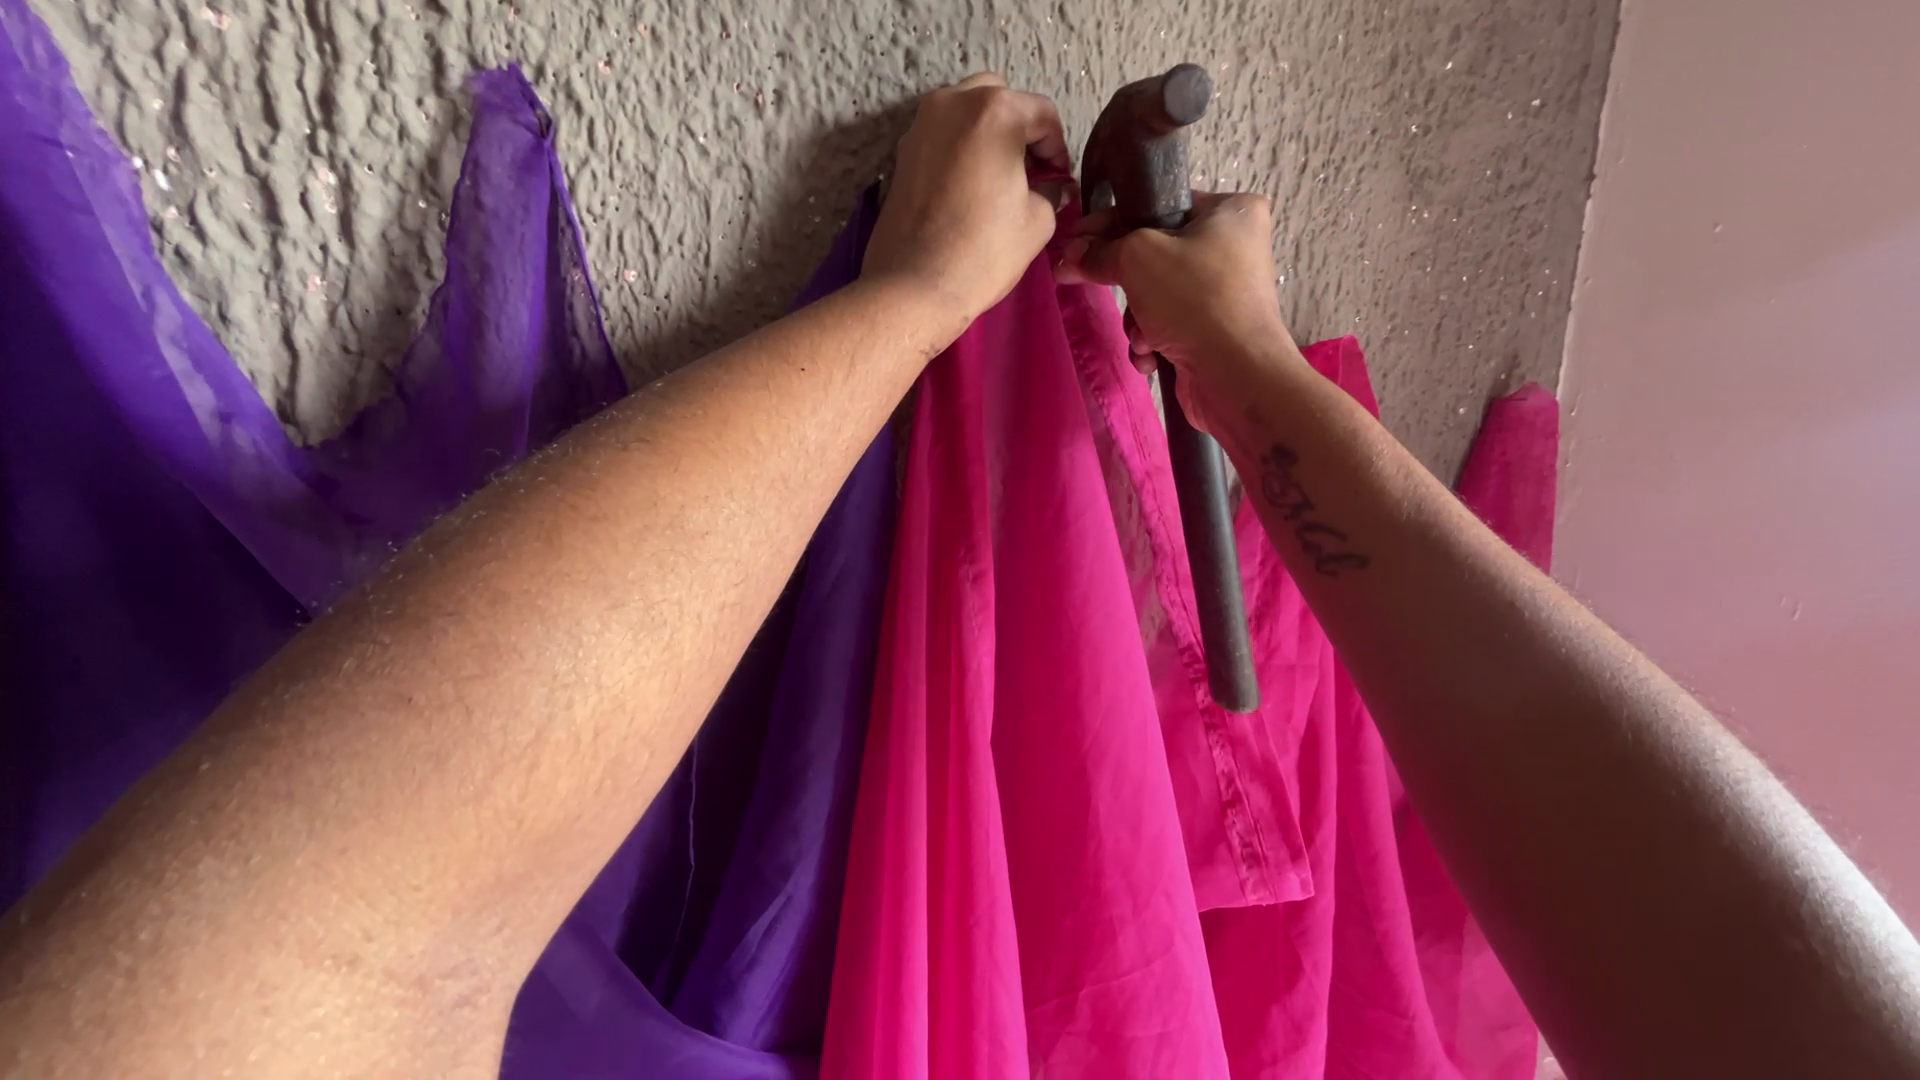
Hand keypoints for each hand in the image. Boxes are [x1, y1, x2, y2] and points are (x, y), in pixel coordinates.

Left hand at [863, 73, 1072, 325]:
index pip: (1043, 114)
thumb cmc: (983, 252)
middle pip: (1000, 100)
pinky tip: (968, 190)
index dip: (1058, 149)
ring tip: (998, 181)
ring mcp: (921, 125)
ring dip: (987, 137)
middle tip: (1029, 174)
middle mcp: (954, 102)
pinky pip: (942, 138)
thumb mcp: (1037, 222)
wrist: (914, 286)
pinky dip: (960, 152)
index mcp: (996, 109)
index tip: (1059, 181)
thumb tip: (1052, 186)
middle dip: (1019, 132)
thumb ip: (1050, 192)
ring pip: (966, 114)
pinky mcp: (902, 153)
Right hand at [1055, 191, 1301, 431]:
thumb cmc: (1193, 298)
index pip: (1160, 207)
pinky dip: (1153, 342)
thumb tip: (1069, 258)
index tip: (1075, 239)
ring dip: (1138, 321)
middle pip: (1155, 256)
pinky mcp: (1214, 333)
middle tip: (1087, 282)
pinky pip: (1169, 327)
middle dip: (1126, 284)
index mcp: (1230, 212)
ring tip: (1143, 337)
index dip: (1112, 221)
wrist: (1236, 374)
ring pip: (1156, 297)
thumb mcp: (1138, 258)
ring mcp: (1225, 295)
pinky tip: (1152, 357)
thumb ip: (1099, 252)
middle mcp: (1233, 248)